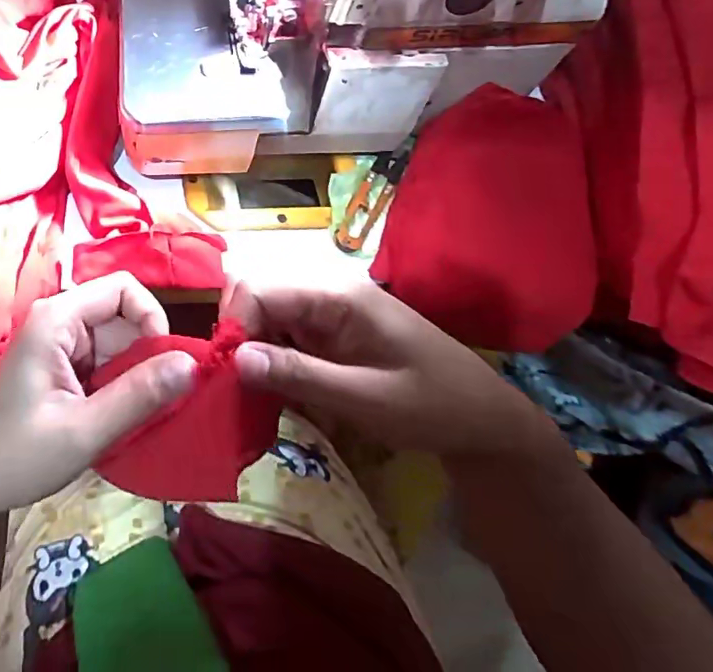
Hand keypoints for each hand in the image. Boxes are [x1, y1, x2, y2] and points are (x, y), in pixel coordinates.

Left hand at [0, 272, 196, 525]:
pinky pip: (107, 362)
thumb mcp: (84, 430)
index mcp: (56, 319)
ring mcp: (60, 344)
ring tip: (137, 415)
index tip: (164, 364)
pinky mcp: (63, 367)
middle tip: (156, 402)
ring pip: (119, 342)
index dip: (152, 318)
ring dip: (136, 374)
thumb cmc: (18, 457)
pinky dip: (122, 386)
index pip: (123, 288)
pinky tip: (120, 418)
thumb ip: (139, 395)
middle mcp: (59, 321)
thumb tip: (192, 364)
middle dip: (147, 354)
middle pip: (124, 316)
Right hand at [223, 272, 556, 462]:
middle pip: (258, 300)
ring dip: (254, 356)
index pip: (260, 290)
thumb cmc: (433, 405)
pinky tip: (279, 396)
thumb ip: (300, 374)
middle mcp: (327, 295)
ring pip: (267, 321)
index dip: (235, 326)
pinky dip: (274, 365)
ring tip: (253, 399)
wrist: (485, 422)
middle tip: (237, 389)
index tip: (228, 375)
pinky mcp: (332, 336)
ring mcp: (329, 314)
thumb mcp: (366, 398)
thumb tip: (235, 358)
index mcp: (337, 296)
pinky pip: (286, 339)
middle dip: (240, 340)